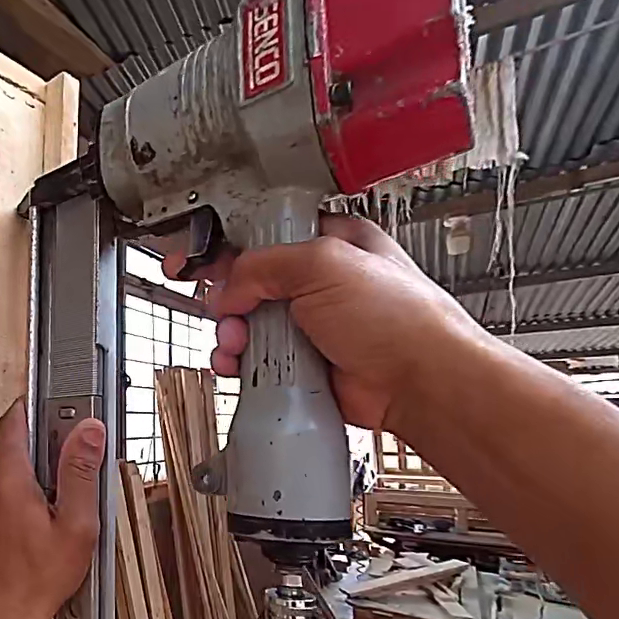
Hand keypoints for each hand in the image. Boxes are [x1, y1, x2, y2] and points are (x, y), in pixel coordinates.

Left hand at [0, 400, 104, 618]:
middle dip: (49, 439)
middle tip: (79, 451)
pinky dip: (33, 485)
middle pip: (17, 440)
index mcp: (8, 478)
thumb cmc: (37, 577)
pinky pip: (9, 485)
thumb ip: (81, 473)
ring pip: (14, 464)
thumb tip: (89, 432)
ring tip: (72, 488)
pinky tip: (55, 510)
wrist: (6, 615)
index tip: (63, 404)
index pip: (14, 419)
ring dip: (42, 466)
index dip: (39, 405)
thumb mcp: (75, 523)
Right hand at [166, 214, 485, 431]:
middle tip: (226, 310)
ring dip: (232, 334)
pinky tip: (238, 364)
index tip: (200, 260)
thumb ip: (265, 264)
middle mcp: (318, 283)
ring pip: (248, 324)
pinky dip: (240, 362)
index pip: (266, 235)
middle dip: (229, 298)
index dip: (230, 246)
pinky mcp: (302, 363)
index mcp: (329, 244)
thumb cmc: (400, 319)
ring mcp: (309, 326)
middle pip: (249, 283)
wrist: (418, 384)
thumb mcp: (325, 265)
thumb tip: (232, 287)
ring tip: (237, 344)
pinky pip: (257, 359)